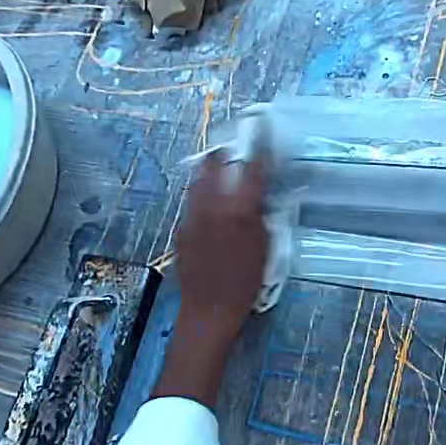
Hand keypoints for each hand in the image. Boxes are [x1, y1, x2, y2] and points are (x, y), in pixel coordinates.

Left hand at [152, 148, 270, 406]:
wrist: (208, 310)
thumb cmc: (245, 283)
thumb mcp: (265, 247)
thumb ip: (261, 215)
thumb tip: (260, 194)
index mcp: (240, 209)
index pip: (252, 168)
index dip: (259, 148)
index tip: (263, 134)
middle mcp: (213, 204)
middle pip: (216, 163)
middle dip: (228, 152)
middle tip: (237, 150)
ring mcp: (192, 214)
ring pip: (198, 178)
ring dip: (210, 169)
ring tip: (220, 166)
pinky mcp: (180, 226)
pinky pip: (191, 200)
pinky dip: (201, 193)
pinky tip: (209, 200)